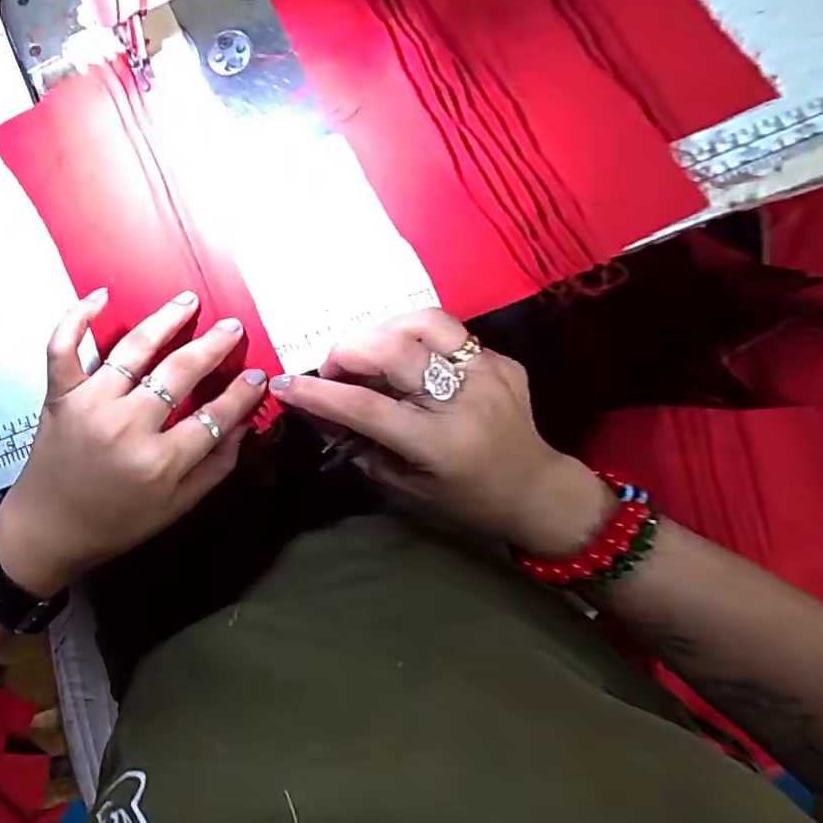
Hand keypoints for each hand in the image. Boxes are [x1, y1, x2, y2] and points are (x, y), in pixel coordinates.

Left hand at [0, 289, 268, 596]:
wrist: (46, 532)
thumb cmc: (116, 522)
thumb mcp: (176, 507)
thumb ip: (216, 466)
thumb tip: (244, 423)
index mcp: (160, 462)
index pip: (214, 416)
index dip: (241, 393)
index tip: (257, 374)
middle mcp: (127, 426)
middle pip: (180, 373)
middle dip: (213, 346)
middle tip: (232, 328)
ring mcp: (90, 405)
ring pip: (134, 350)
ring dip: (166, 320)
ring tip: (188, 301)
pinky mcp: (59, 395)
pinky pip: (64, 348)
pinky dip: (77, 318)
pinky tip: (102, 296)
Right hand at [269, 309, 611, 555]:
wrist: (536, 489)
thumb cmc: (465, 500)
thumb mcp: (406, 486)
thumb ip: (362, 445)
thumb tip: (323, 409)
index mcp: (439, 443)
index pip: (366, 408)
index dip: (318, 393)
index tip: (285, 383)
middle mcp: (466, 400)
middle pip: (395, 350)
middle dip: (349, 350)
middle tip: (334, 367)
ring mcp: (490, 373)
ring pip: (426, 322)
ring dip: (383, 330)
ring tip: (370, 351)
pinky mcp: (502, 359)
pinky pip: (448, 333)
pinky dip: (416, 340)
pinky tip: (410, 359)